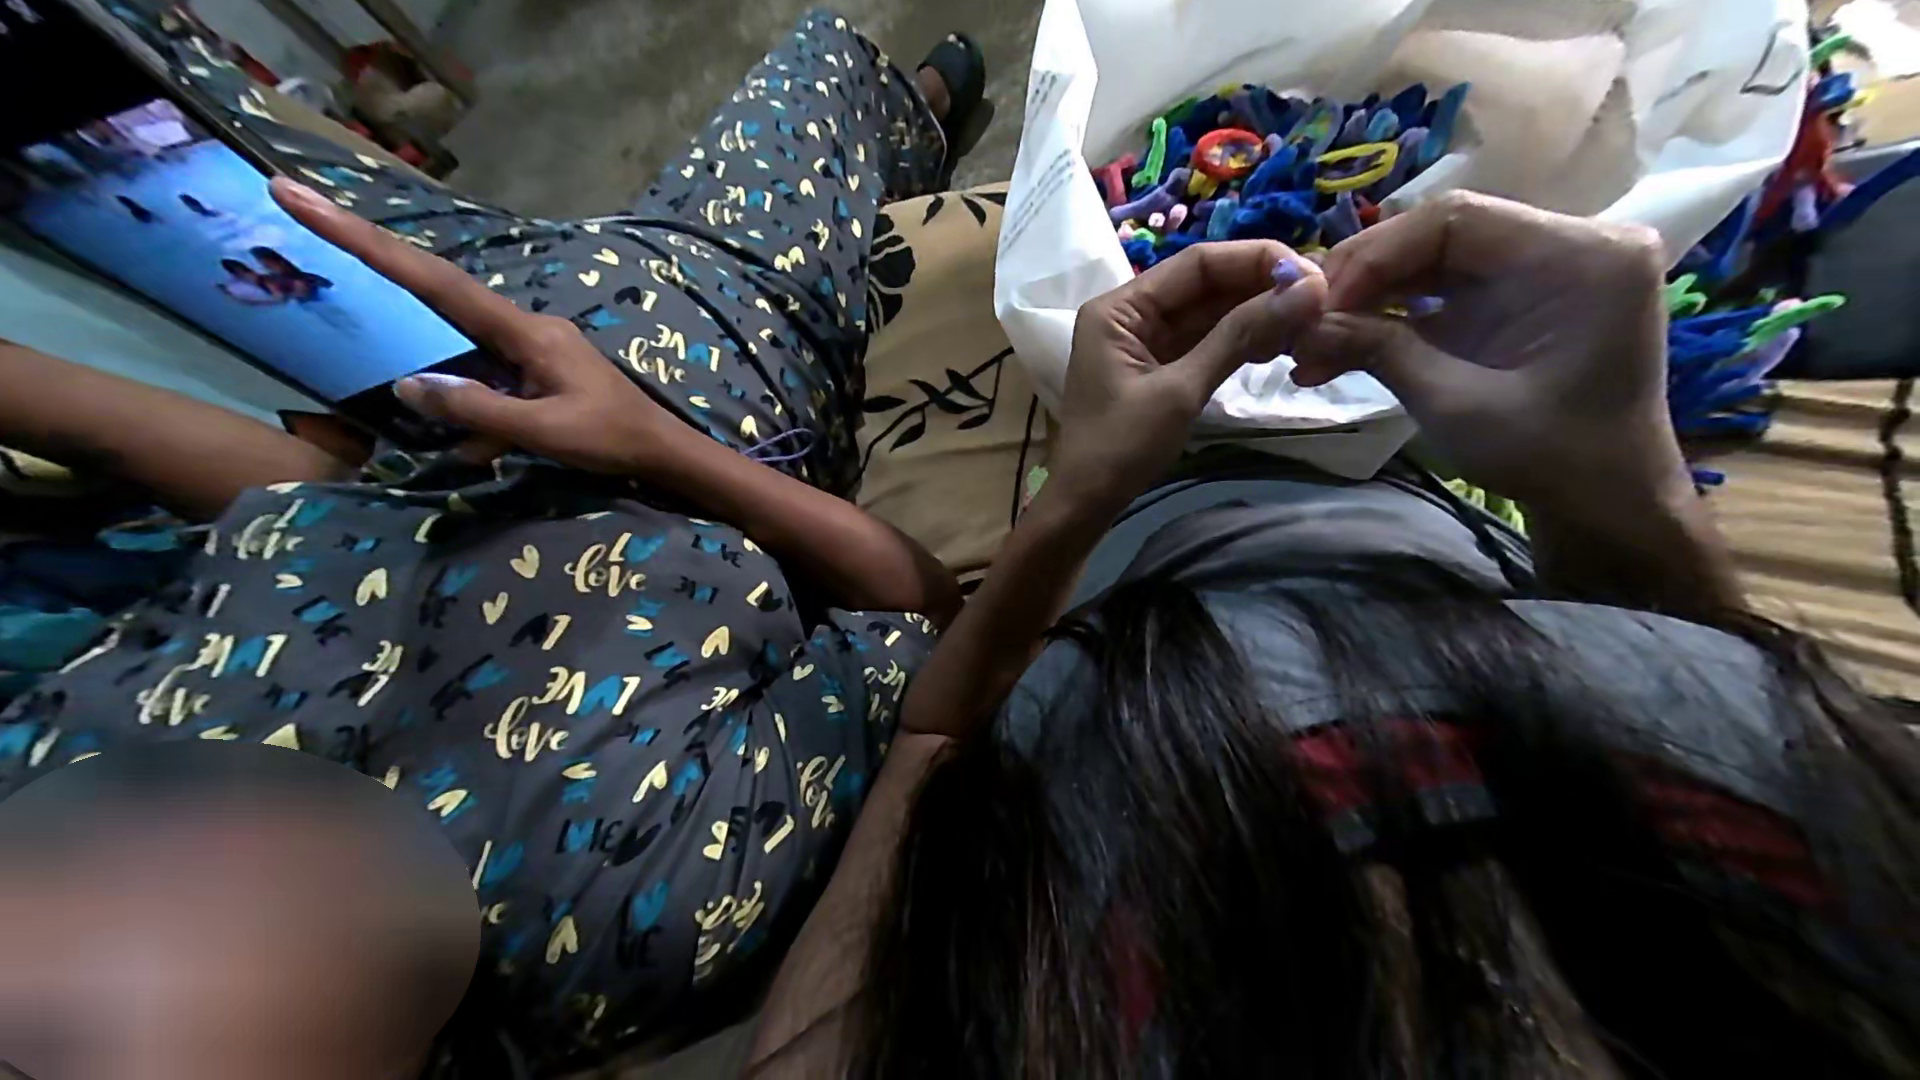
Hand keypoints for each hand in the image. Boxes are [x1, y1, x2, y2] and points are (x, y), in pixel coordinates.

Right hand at [269, 178, 687, 474]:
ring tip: (448, 412)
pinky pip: (499, 380)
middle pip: (445, 301)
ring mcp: (541, 350)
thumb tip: (407, 385)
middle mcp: (531, 330)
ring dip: (452, 383)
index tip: (299, 197)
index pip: (436, 280)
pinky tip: (484, 451)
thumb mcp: (540, 429)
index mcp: (528, 332)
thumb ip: (474, 408)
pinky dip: (485, 410)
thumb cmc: (611, 438)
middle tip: (318, 240)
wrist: (662, 449)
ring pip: (471, 352)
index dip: (367, 242)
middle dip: (387, 284)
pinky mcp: (548, 373)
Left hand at [1055, 241, 1326, 504]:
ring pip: (1206, 314)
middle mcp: (1128, 314)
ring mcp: (1140, 341)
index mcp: (1119, 308)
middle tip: (1320, 303)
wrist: (1086, 501)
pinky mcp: (1154, 368)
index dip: (1257, 261)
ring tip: (1307, 324)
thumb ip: (1239, 337)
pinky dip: (1236, 342)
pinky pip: (1201, 342)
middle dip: (1260, 290)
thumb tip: (1308, 290)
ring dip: (1254, 316)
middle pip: (1203, 285)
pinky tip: (1276, 344)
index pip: (1196, 264)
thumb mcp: (1180, 391)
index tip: (1314, 276)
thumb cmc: (1121, 447)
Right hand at [1292, 192, 1687, 516]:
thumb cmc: (1544, 454)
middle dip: (1361, 279)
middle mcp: (1564, 246)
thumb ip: (1381, 352)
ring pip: (1427, 264)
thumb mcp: (1453, 404)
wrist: (1600, 495)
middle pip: (1436, 236)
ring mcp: (1536, 272)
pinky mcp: (1511, 301)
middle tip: (1303, 324)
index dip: (1374, 257)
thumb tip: (1304, 326)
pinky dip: (1384, 319)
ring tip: (1312, 345)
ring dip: (1364, 302)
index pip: (1453, 221)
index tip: (1320, 308)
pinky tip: (1339, 349)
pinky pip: (1436, 293)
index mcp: (1577, 257)